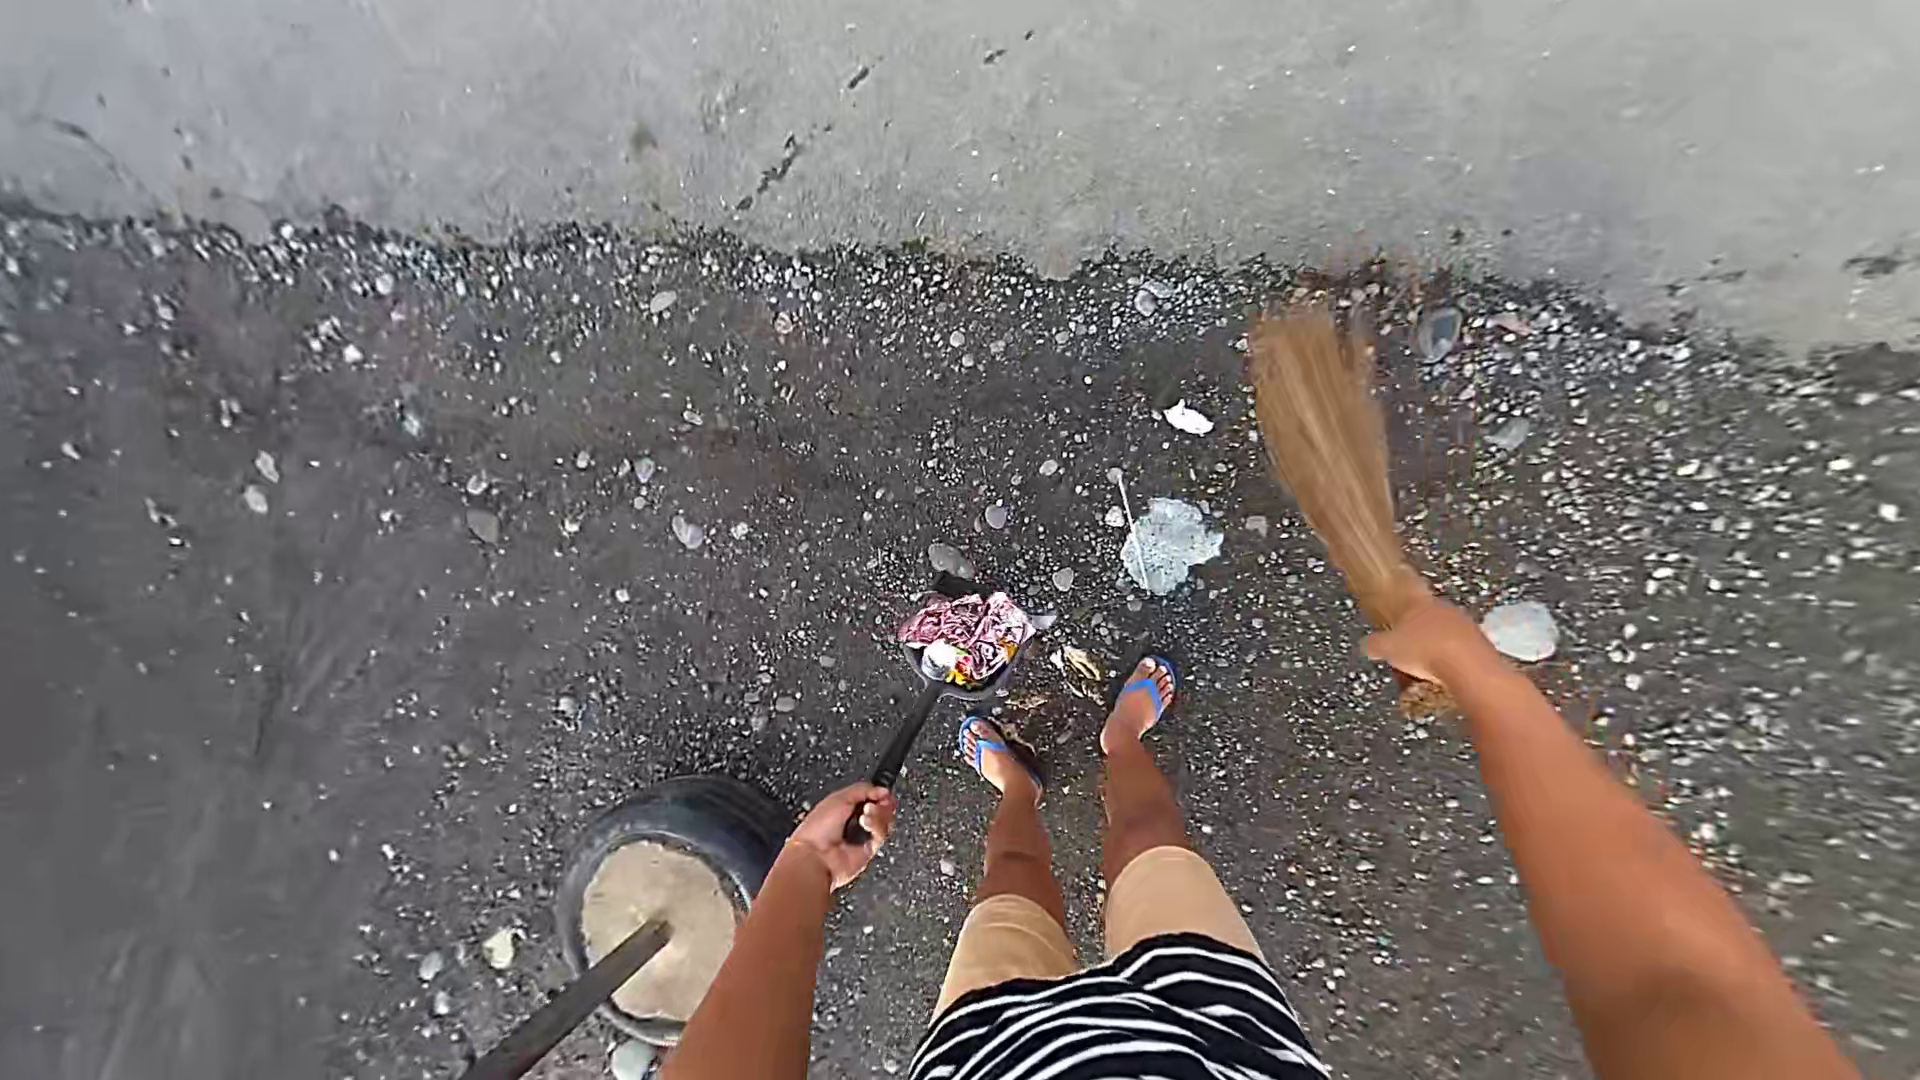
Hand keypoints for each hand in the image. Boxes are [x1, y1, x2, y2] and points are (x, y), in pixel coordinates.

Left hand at [785, 782, 897, 889]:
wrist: (816, 856)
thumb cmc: (818, 828)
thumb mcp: (840, 797)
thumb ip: (864, 789)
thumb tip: (883, 790)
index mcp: (846, 806)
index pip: (872, 796)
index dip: (880, 793)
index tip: (882, 792)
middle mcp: (856, 820)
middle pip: (883, 808)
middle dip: (882, 803)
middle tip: (874, 804)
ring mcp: (863, 835)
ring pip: (885, 820)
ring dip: (878, 814)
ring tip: (865, 814)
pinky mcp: (869, 849)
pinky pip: (882, 834)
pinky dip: (876, 825)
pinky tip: (865, 823)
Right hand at [1362, 597, 1502, 686]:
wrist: (1470, 669)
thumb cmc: (1422, 650)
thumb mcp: (1383, 648)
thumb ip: (1373, 644)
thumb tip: (1368, 645)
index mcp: (1420, 603)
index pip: (1407, 598)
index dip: (1398, 609)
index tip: (1394, 617)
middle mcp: (1445, 610)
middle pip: (1427, 618)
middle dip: (1416, 632)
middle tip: (1404, 650)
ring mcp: (1468, 627)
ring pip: (1445, 635)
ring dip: (1435, 648)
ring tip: (1423, 668)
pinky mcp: (1484, 646)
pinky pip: (1461, 651)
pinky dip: (1452, 661)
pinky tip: (1443, 675)